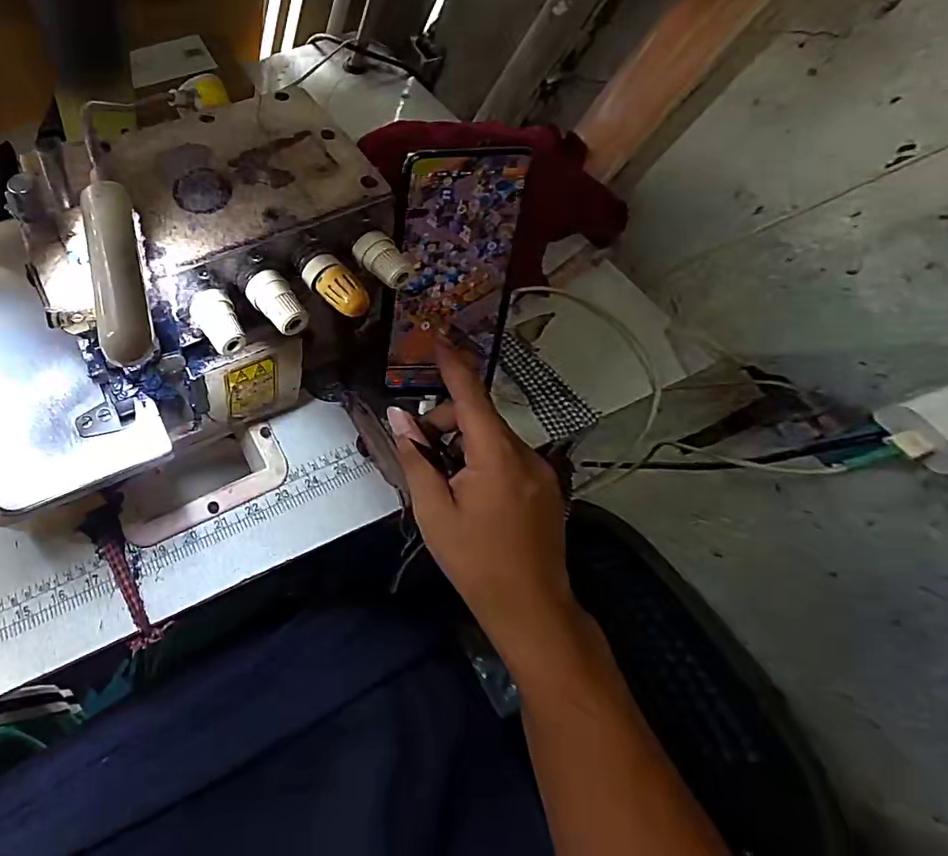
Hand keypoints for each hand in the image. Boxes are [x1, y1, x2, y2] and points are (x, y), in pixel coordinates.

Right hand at [387, 338, 581, 660]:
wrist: (532, 608)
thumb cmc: (475, 560)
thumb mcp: (433, 510)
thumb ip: (416, 458)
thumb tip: (401, 418)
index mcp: (497, 458)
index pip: (472, 397)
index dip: (452, 366)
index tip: (437, 339)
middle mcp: (526, 456)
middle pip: (479, 417)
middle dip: (445, 424)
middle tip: (420, 458)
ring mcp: (541, 472)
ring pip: (492, 438)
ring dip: (462, 444)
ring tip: (444, 484)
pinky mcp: (546, 488)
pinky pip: (507, 456)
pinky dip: (481, 459)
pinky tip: (469, 493)